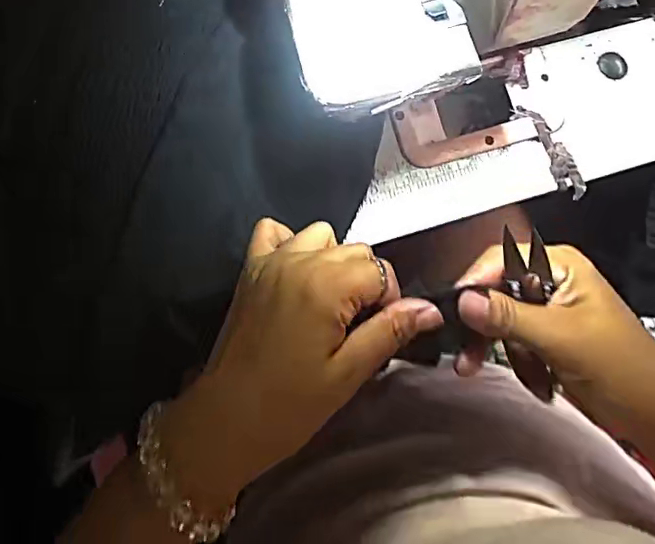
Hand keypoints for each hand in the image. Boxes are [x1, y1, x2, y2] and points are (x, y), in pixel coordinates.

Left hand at [158, 219, 443, 510]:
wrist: (224, 422)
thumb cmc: (289, 406)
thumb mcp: (347, 375)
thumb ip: (389, 331)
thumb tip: (430, 309)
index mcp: (326, 284)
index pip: (380, 270)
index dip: (389, 300)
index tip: (378, 331)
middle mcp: (301, 259)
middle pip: (356, 249)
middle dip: (366, 282)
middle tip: (354, 326)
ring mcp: (272, 259)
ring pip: (323, 234)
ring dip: (334, 260)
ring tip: (328, 301)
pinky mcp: (251, 266)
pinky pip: (275, 231)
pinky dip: (291, 243)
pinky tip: (296, 274)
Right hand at [454, 241, 654, 430]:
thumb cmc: (629, 369)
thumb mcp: (560, 338)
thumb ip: (509, 316)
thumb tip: (467, 299)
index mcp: (561, 265)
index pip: (501, 260)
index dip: (476, 283)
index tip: (456, 309)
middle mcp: (554, 281)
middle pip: (498, 291)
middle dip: (488, 326)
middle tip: (469, 352)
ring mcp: (553, 311)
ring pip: (504, 321)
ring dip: (510, 352)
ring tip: (530, 376)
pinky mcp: (552, 340)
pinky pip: (517, 344)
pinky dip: (522, 364)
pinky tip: (540, 380)